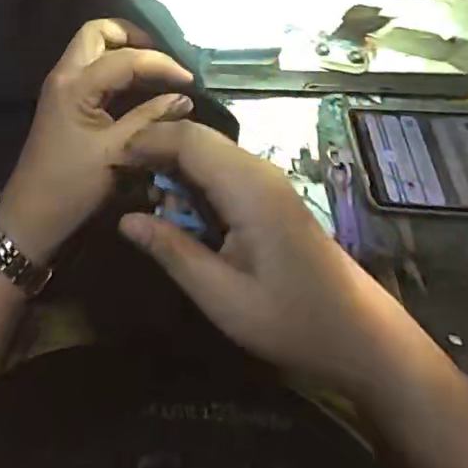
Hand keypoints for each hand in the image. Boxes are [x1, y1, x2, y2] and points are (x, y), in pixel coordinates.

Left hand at [0, 19, 194, 262]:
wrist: (31, 218)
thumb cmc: (72, 186)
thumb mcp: (117, 153)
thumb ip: (151, 118)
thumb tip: (184, 97)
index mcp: (75, 85)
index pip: (125, 58)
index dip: (160, 63)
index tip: (188, 79)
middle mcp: (64, 75)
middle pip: (98, 32)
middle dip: (133, 37)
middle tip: (162, 59)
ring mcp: (61, 85)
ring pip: (93, 46)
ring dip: (124, 48)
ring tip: (156, 69)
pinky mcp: (64, 98)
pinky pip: (91, 66)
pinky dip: (115, 65)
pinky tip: (139, 85)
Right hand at [116, 121, 429, 396]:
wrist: (357, 331)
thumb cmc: (290, 318)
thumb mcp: (222, 296)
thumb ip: (173, 251)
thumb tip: (126, 219)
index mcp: (247, 187)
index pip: (188, 140)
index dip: (146, 141)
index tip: (110, 160)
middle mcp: (257, 170)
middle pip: (198, 137)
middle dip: (156, 147)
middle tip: (120, 174)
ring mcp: (266, 178)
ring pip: (210, 149)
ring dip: (174, 161)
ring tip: (142, 189)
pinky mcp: (268, 191)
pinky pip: (223, 166)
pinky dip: (194, 174)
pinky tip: (178, 203)